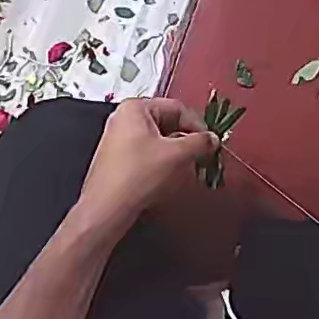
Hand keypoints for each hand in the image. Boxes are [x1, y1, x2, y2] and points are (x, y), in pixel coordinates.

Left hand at [74, 98, 216, 231]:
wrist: (106, 210)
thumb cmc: (136, 176)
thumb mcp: (176, 155)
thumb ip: (200, 142)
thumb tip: (212, 138)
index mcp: (135, 108)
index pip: (177, 108)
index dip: (197, 125)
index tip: (210, 141)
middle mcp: (124, 118)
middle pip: (168, 123)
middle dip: (186, 140)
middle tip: (201, 154)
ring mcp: (119, 138)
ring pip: (159, 139)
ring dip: (176, 152)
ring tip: (187, 166)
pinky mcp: (118, 158)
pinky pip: (148, 151)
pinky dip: (162, 160)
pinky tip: (169, 175)